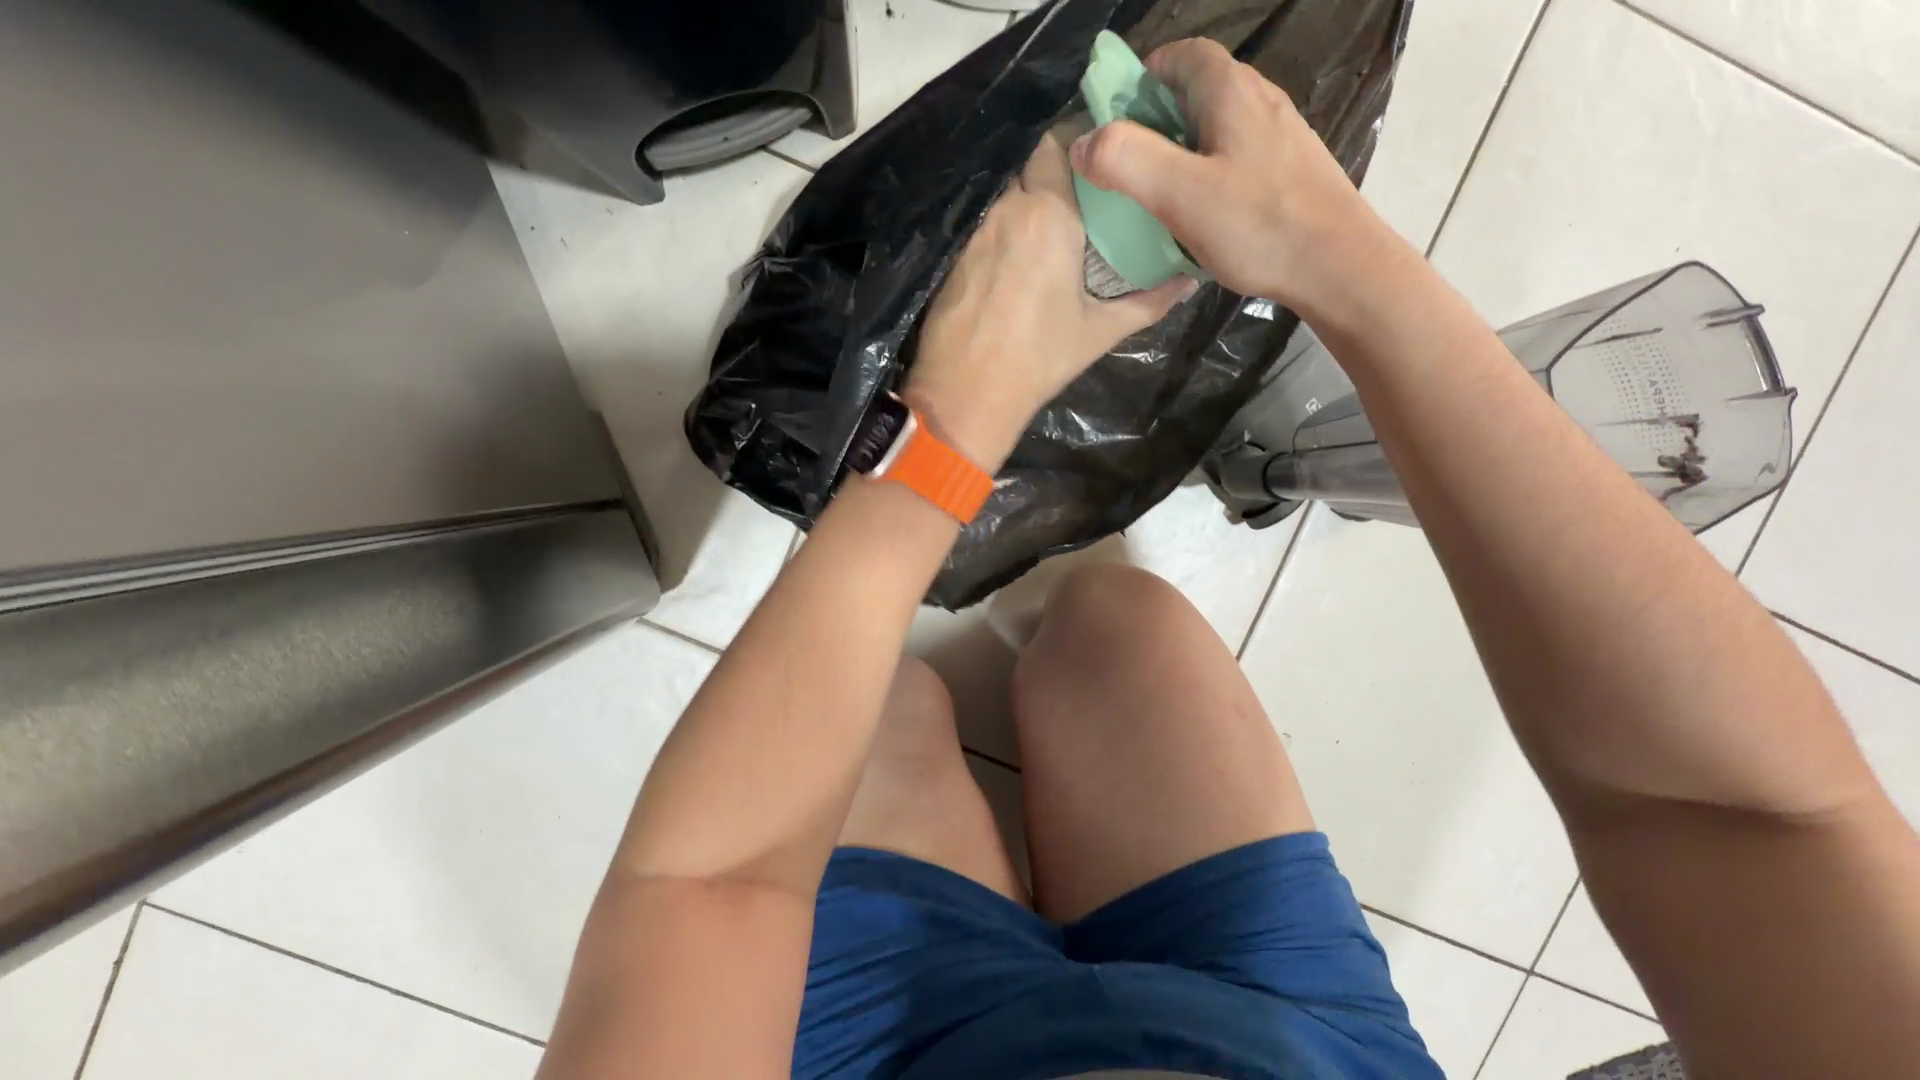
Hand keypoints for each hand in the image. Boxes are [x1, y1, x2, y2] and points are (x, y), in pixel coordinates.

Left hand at [906, 135, 1195, 469]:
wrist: (965, 395)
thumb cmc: (1038, 360)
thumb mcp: (1100, 331)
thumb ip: (1149, 301)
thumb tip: (1190, 282)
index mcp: (1048, 216)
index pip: (1061, 144)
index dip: (1082, 139)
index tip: (1107, 153)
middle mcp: (1009, 210)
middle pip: (1034, 164)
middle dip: (1061, 169)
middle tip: (1091, 193)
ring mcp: (977, 232)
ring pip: (1010, 194)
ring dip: (1034, 200)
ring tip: (1063, 223)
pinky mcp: (956, 256)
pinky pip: (989, 225)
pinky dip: (1009, 229)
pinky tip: (1026, 254)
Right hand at [1067, 38, 1403, 317]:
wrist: (1341, 269)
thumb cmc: (1260, 227)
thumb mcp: (1180, 193)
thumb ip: (1126, 160)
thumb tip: (1084, 143)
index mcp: (1231, 92)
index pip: (1181, 55)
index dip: (1142, 76)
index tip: (1114, 117)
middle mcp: (1260, 101)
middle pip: (1198, 90)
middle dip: (1156, 118)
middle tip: (1128, 164)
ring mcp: (1280, 137)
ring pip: (1217, 127)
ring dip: (1183, 149)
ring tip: (1159, 194)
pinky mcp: (1290, 173)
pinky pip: (1237, 158)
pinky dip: (1209, 174)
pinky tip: (1202, 216)